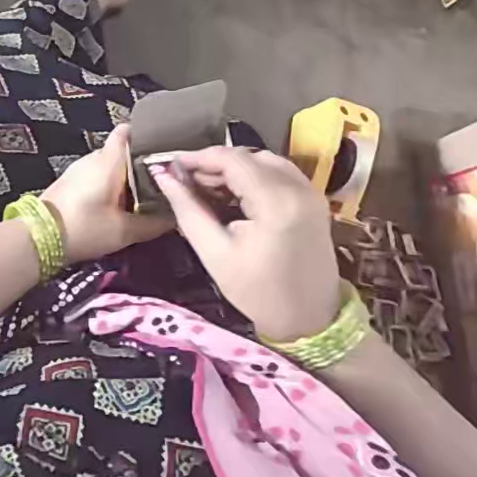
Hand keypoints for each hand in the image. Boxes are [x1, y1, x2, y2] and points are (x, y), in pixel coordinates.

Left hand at [40, 125, 173, 262]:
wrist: (38, 238)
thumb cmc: (85, 227)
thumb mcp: (124, 231)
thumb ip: (154, 223)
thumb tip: (176, 218)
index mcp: (108, 161)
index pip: (127, 132)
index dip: (146, 133)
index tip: (165, 145)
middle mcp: (93, 159)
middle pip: (121, 151)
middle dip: (141, 162)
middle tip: (164, 178)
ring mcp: (78, 170)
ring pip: (109, 166)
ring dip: (125, 177)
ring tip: (147, 192)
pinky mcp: (69, 183)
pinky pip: (96, 177)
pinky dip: (110, 185)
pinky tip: (121, 203)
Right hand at [151, 146, 339, 341]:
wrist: (310, 319)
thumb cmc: (258, 292)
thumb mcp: (215, 253)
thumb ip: (187, 210)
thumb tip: (163, 177)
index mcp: (276, 201)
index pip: (232, 160)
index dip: (198, 157)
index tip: (171, 165)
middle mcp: (298, 188)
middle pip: (248, 156)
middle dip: (214, 163)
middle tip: (184, 180)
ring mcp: (310, 192)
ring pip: (264, 161)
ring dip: (234, 168)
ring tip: (205, 186)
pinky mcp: (313, 200)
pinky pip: (279, 172)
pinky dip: (253, 175)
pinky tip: (233, 192)